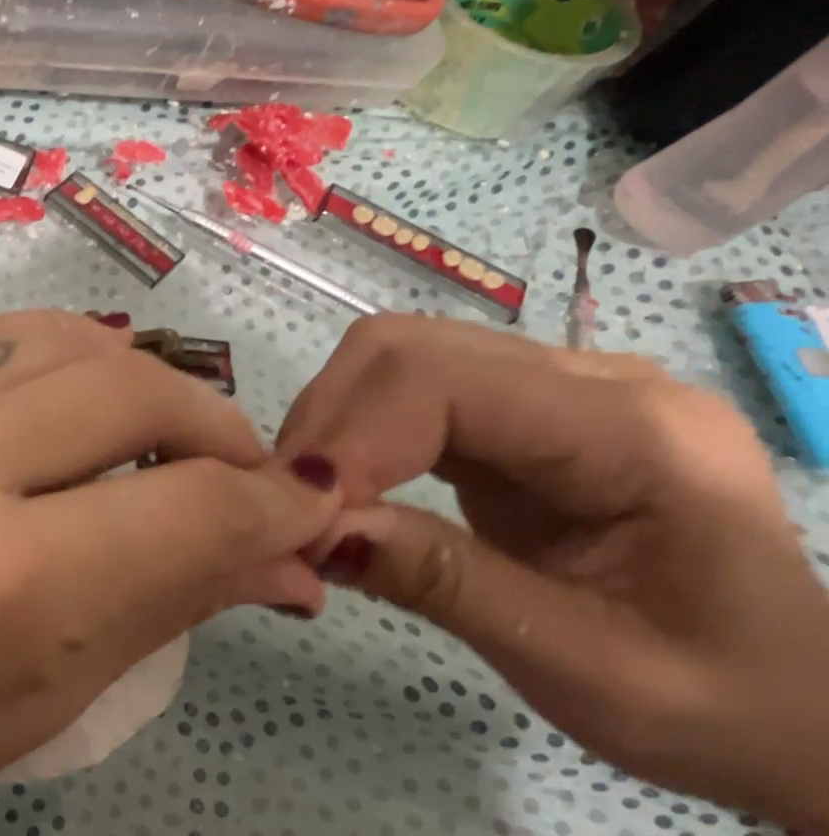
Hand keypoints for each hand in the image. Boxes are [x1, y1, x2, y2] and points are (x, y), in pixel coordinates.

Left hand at [0, 310, 339, 832]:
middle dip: (217, 428)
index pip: (189, 505)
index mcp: (4, 574)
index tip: (303, 513)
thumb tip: (292, 553)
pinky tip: (75, 396)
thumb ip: (177, 598)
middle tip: (236, 475)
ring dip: (139, 377)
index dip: (273, 507)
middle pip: (133, 392)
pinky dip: (60, 354)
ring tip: (158, 430)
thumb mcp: (59, 689)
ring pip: (66, 340)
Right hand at [276, 315, 828, 829]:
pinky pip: (411, 392)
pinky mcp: (522, 415)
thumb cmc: (726, 707)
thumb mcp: (593, 673)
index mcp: (638, 433)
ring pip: (397, 357)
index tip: (298, 516)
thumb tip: (315, 528)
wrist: (808, 717)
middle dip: (326, 421)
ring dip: (332, 422)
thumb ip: (448, 585)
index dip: (349, 436)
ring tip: (309, 502)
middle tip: (287, 508)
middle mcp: (596, 382)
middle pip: (406, 347)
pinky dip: (357, 433)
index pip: (441, 381)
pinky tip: (345, 489)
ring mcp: (559, 390)